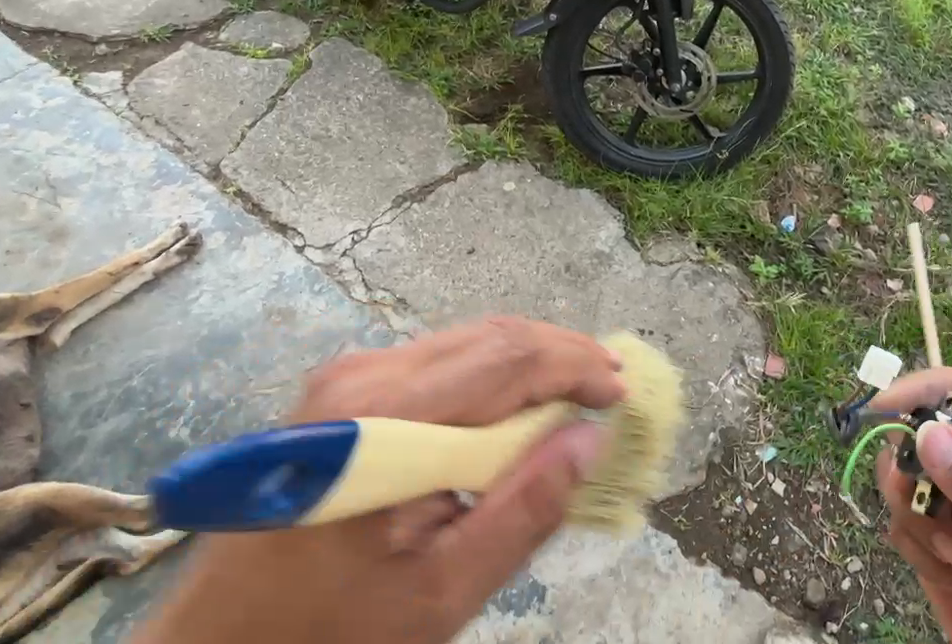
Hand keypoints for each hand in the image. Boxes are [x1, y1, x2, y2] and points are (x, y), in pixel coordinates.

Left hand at [129, 317, 624, 643]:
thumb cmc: (331, 633)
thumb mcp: (441, 592)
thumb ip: (524, 510)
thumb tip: (588, 436)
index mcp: (384, 417)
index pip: (507, 358)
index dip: (575, 366)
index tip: (620, 394)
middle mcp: (364, 373)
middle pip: (491, 337)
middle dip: (562, 355)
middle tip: (610, 387)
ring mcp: (348, 375)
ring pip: (469, 342)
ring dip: (531, 363)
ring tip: (576, 395)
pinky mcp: (344, 388)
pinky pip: (442, 362)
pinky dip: (494, 377)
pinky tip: (515, 409)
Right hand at [871, 369, 951, 643]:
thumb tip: (924, 432)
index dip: (915, 390)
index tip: (879, 411)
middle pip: (913, 434)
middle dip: (911, 476)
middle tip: (922, 507)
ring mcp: (950, 501)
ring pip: (899, 482)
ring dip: (919, 525)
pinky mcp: (930, 539)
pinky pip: (899, 526)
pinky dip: (920, 555)